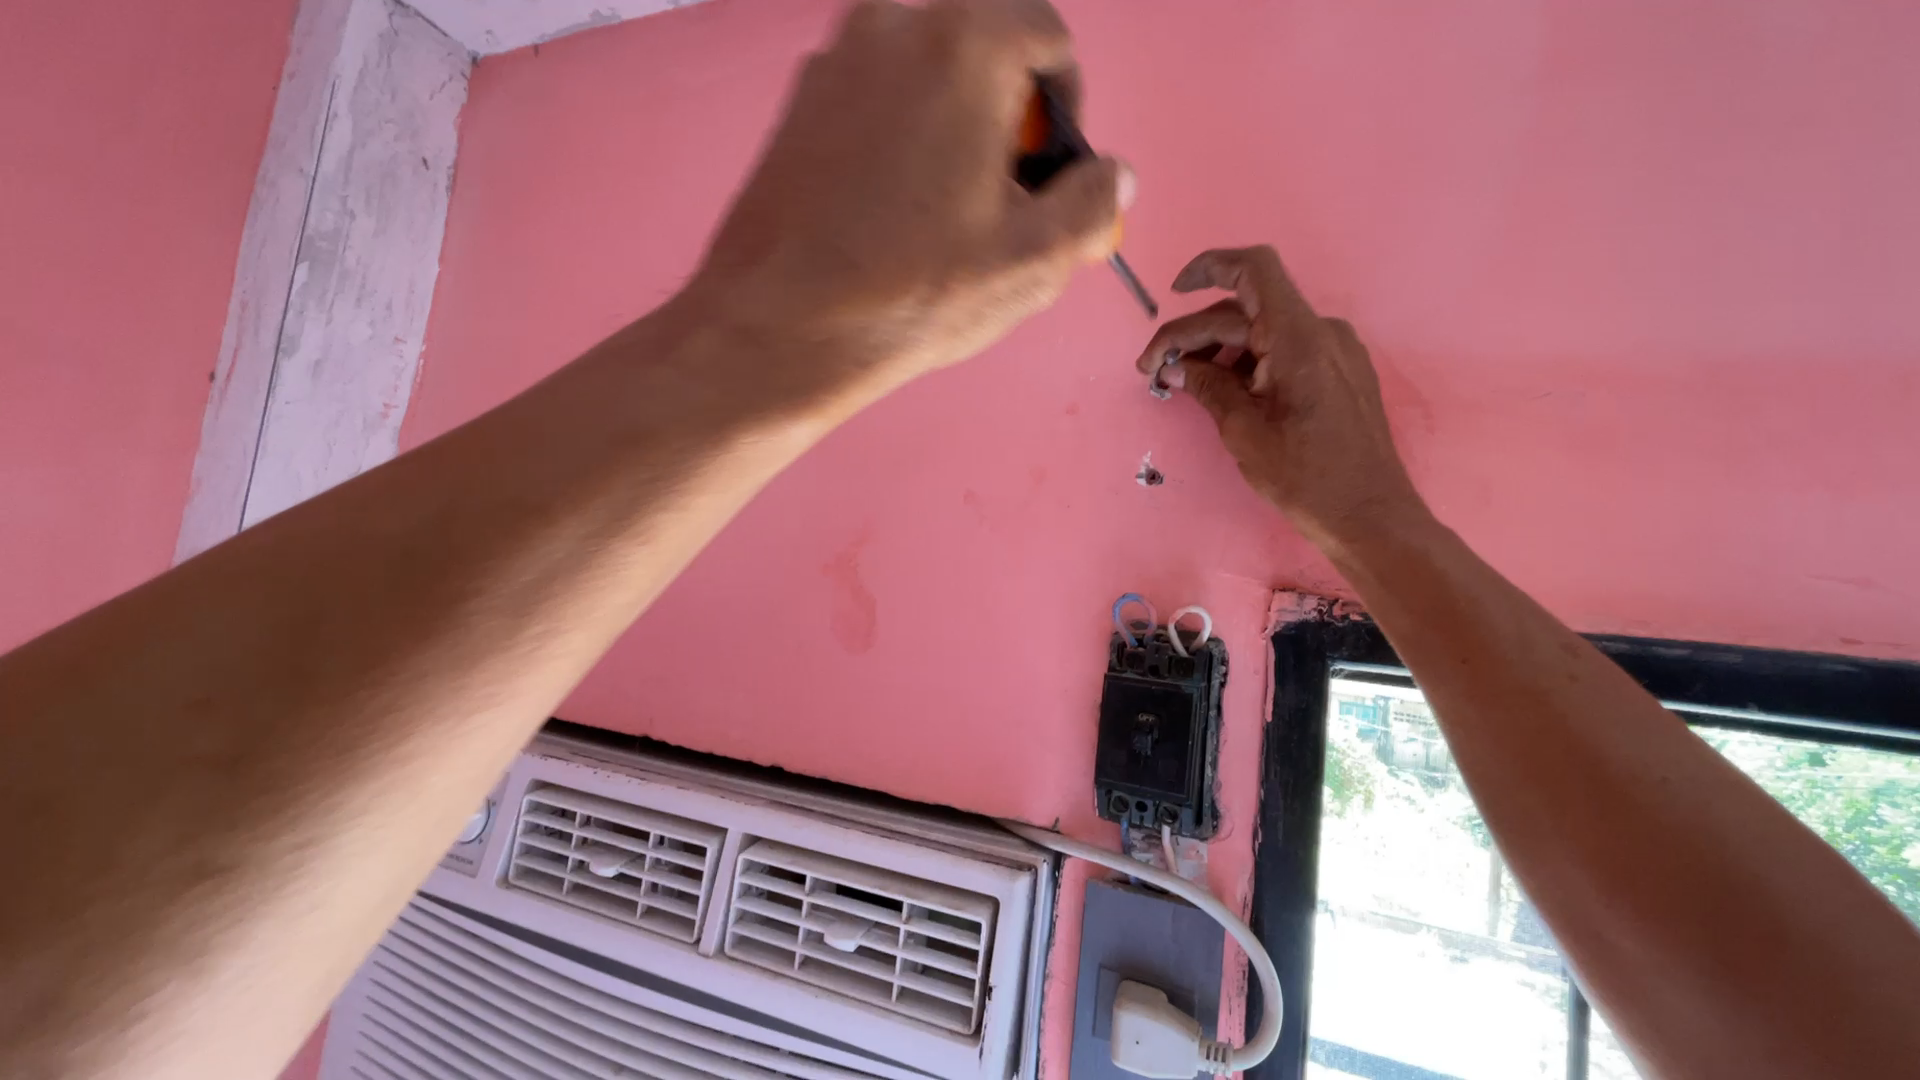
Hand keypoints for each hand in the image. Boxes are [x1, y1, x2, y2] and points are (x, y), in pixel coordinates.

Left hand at [684, 0, 1131, 399]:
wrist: (782, 328)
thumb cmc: (909, 295)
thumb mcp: (1031, 262)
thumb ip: (1093, 205)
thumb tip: (1113, 177)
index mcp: (963, 45)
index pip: (1045, 32)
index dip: (1064, 101)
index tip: (1048, 164)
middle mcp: (891, 25)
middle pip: (981, 43)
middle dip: (1006, 108)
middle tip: (1000, 190)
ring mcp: (834, 58)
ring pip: (923, 68)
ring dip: (952, 119)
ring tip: (946, 205)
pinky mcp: (797, 103)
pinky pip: (872, 95)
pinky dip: (899, 131)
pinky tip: (891, 208)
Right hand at [1136, 245, 1425, 549]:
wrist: (1371, 516)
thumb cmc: (1305, 477)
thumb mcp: (1243, 431)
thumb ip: (1207, 387)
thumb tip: (1173, 367)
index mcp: (1299, 338)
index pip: (1253, 270)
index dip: (1208, 267)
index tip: (1172, 293)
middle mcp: (1322, 332)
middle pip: (1246, 311)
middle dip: (1194, 335)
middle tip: (1153, 371)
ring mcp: (1335, 352)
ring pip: (1263, 333)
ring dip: (1218, 351)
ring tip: (1182, 385)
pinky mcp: (1338, 374)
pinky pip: (1284, 351)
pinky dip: (1247, 362)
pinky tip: (1222, 391)